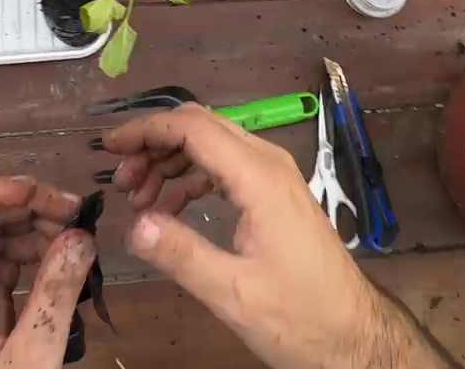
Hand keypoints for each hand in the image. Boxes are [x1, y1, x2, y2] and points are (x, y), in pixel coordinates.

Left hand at [0, 175, 94, 368]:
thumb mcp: (30, 364)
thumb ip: (54, 297)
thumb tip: (80, 235)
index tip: (31, 188)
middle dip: (22, 208)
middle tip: (72, 207)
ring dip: (35, 228)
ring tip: (78, 231)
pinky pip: (11, 271)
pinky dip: (39, 255)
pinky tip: (69, 256)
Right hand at [101, 104, 456, 368]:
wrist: (355, 337)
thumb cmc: (298, 317)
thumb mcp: (234, 294)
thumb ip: (182, 254)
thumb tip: (132, 225)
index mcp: (258, 176)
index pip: (193, 127)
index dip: (147, 129)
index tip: (110, 147)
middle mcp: (266, 161)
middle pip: (200, 127)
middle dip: (154, 144)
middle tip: (121, 181)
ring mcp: (273, 174)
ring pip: (210, 143)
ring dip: (170, 161)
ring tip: (138, 198)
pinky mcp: (273, 191)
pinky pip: (223, 166)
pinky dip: (191, 178)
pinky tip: (170, 210)